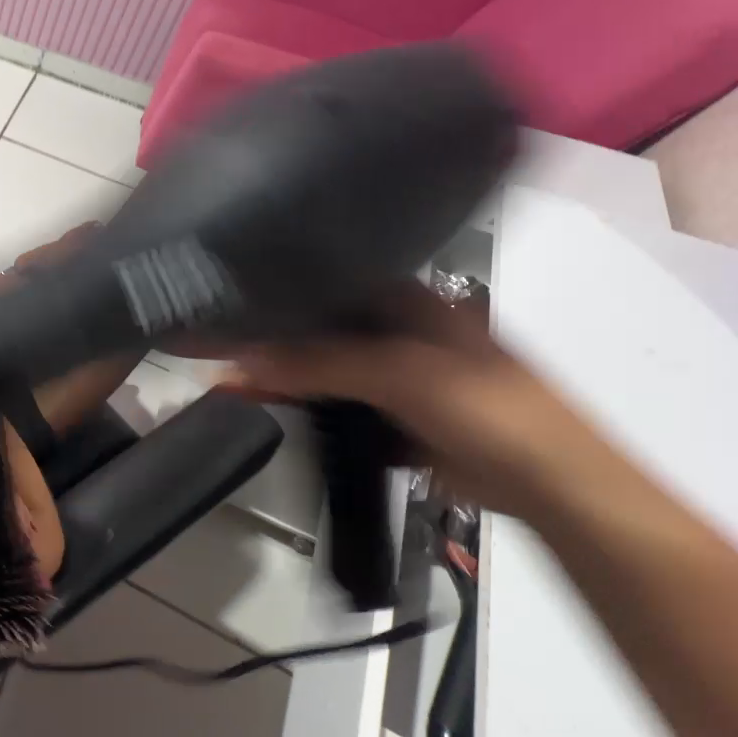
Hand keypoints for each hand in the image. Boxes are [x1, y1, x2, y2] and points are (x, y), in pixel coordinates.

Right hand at [226, 285, 597, 514]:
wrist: (557, 492)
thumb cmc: (491, 410)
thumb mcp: (400, 374)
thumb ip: (315, 364)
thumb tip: (234, 362)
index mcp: (415, 301)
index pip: (333, 277)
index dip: (281, 278)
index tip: (227, 283)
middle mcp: (404, 331)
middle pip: (322, 323)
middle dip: (271, 329)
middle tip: (211, 327)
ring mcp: (402, 377)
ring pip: (325, 365)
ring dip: (281, 370)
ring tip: (223, 365)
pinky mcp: (398, 419)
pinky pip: (336, 405)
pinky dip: (300, 405)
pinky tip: (258, 400)